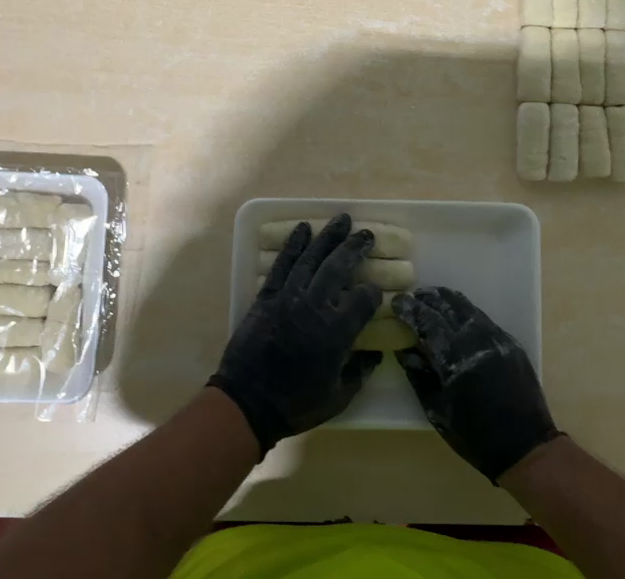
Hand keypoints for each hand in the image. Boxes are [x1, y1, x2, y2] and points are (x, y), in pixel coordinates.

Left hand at [208, 214, 381, 452]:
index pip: (364, 299)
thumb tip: (374, 354)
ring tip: (342, 220)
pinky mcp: (267, 295)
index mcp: (337, 331)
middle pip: (339, 267)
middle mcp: (315, 306)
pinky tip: (304, 228)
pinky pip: (283, 264)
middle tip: (366, 234)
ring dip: (329, 236)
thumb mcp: (339, 397)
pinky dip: (294, 244)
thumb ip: (360, 372)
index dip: (374, 293)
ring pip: (312, 258)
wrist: (248, 402)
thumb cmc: (297, 404)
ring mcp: (289, 297)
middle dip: (355, 247)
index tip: (376, 292)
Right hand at [393, 287, 560, 481]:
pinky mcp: (511, 344)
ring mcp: (498, 340)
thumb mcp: (438, 412)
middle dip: (428, 300)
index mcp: (457, 363)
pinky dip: (467, 312)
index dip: (410, 311)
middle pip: (448, 309)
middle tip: (413, 296)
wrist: (526, 447)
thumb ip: (419, 377)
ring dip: (448, 301)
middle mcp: (478, 343)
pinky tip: (458, 314)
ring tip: (433, 297)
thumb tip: (405, 350)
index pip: (428, 324)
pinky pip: (484, 320)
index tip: (396, 303)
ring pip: (468, 310)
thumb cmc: (476, 437)